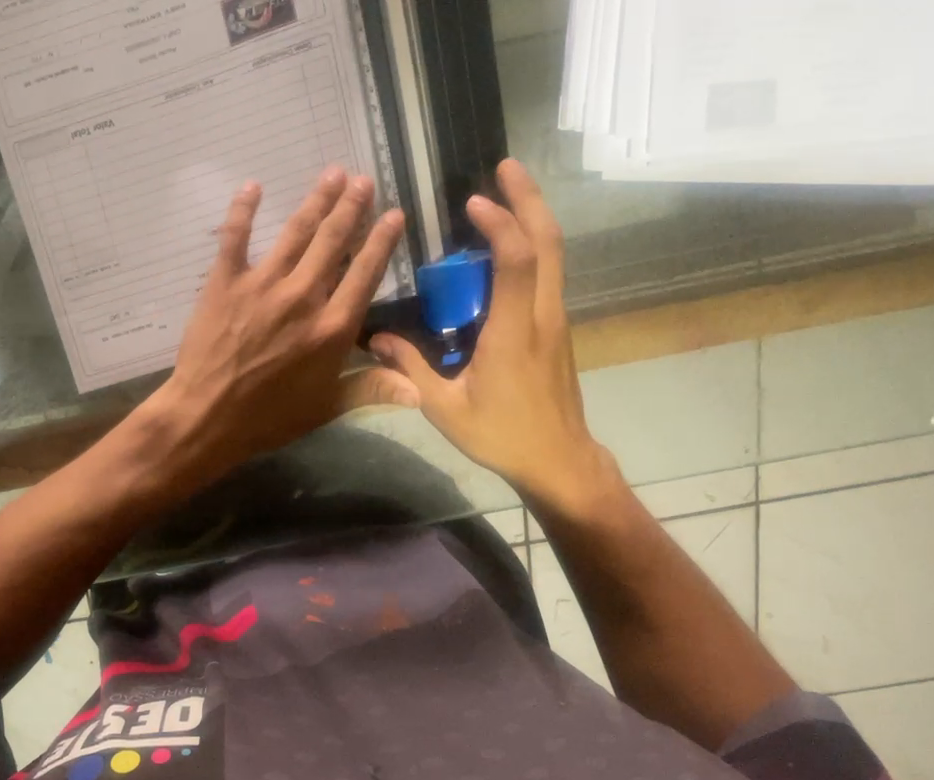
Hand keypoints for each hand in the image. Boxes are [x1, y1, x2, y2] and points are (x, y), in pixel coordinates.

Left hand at [146, 166, 408, 479]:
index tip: (394, 214)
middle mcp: (303, 296)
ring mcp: (262, 286)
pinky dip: (243, 210)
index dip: (381, 241)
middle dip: (351, 207)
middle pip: (333, 241)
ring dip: (316, 200)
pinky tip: (252, 186)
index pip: (365, 273)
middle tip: (362, 181)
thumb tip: (418, 392)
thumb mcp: (327, 408)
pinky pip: (235, 237)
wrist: (207, 418)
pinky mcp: (224, 284)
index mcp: (333, 327)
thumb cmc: (269, 419)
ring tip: (332, 174)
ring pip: (295, 232)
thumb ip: (372, 389)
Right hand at [367, 160, 621, 518]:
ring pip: (554, 255)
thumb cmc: (501, 435)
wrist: (558, 459)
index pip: (517, 259)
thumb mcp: (444, 408)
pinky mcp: (556, 330)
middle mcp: (543, 315)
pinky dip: (530, 248)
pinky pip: (546, 275)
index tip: (472, 201)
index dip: (500, 222)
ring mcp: (555, 320)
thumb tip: (375, 340)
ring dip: (533, 219)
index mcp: (515, 331)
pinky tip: (505, 249)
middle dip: (529, 198)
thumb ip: (410, 370)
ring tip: (504, 195)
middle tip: (505, 166)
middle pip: (549, 241)